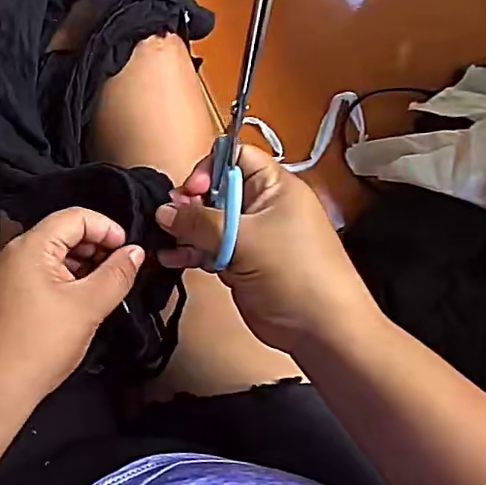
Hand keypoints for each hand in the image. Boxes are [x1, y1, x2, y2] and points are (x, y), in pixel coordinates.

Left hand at [0, 207, 144, 407]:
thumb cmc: (41, 345)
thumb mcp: (89, 305)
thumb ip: (117, 274)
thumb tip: (135, 252)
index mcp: (30, 247)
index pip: (75, 217)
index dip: (107, 228)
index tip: (128, 251)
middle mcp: (14, 253)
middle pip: (63, 232)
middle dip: (97, 246)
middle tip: (121, 270)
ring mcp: (7, 275)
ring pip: (54, 254)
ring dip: (84, 264)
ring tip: (105, 288)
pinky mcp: (7, 295)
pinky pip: (42, 273)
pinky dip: (67, 278)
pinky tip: (82, 301)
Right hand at [156, 145, 382, 354]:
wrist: (320, 328)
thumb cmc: (296, 274)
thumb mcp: (245, 240)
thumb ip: (201, 223)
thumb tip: (166, 211)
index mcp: (274, 187)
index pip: (236, 156)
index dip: (209, 168)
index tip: (191, 190)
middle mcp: (262, 207)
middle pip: (216, 190)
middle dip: (191, 203)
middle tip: (174, 220)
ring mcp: (252, 237)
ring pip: (209, 223)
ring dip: (185, 230)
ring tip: (166, 241)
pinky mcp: (242, 263)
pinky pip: (210, 249)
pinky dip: (191, 251)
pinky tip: (172, 258)